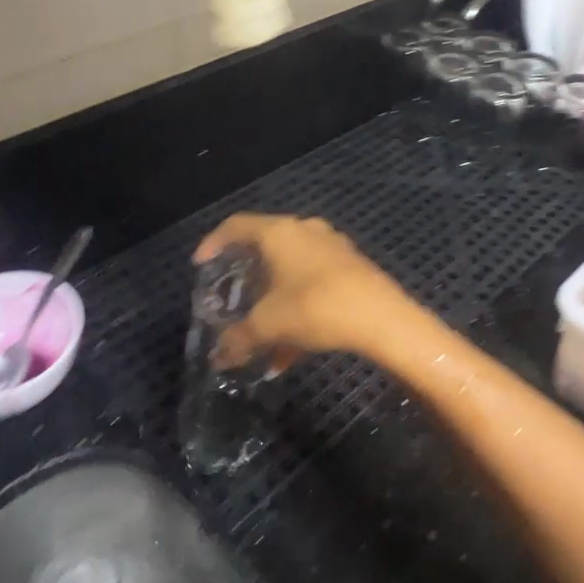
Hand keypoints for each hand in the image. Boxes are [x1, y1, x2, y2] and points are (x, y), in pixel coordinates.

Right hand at [193, 213, 426, 371]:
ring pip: (292, 271)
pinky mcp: (352, 268)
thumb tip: (219, 356)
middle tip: (232, 297)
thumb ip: (239, 338)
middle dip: (247, 277)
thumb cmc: (316, 307)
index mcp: (280, 232)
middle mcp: (306, 231)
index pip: (237, 226)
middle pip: (266, 247)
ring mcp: (332, 248)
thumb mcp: (269, 325)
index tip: (201, 264)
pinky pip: (313, 284)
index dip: (214, 242)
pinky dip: (297, 310)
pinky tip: (293, 350)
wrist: (382, 318)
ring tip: (262, 337)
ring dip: (274, 301)